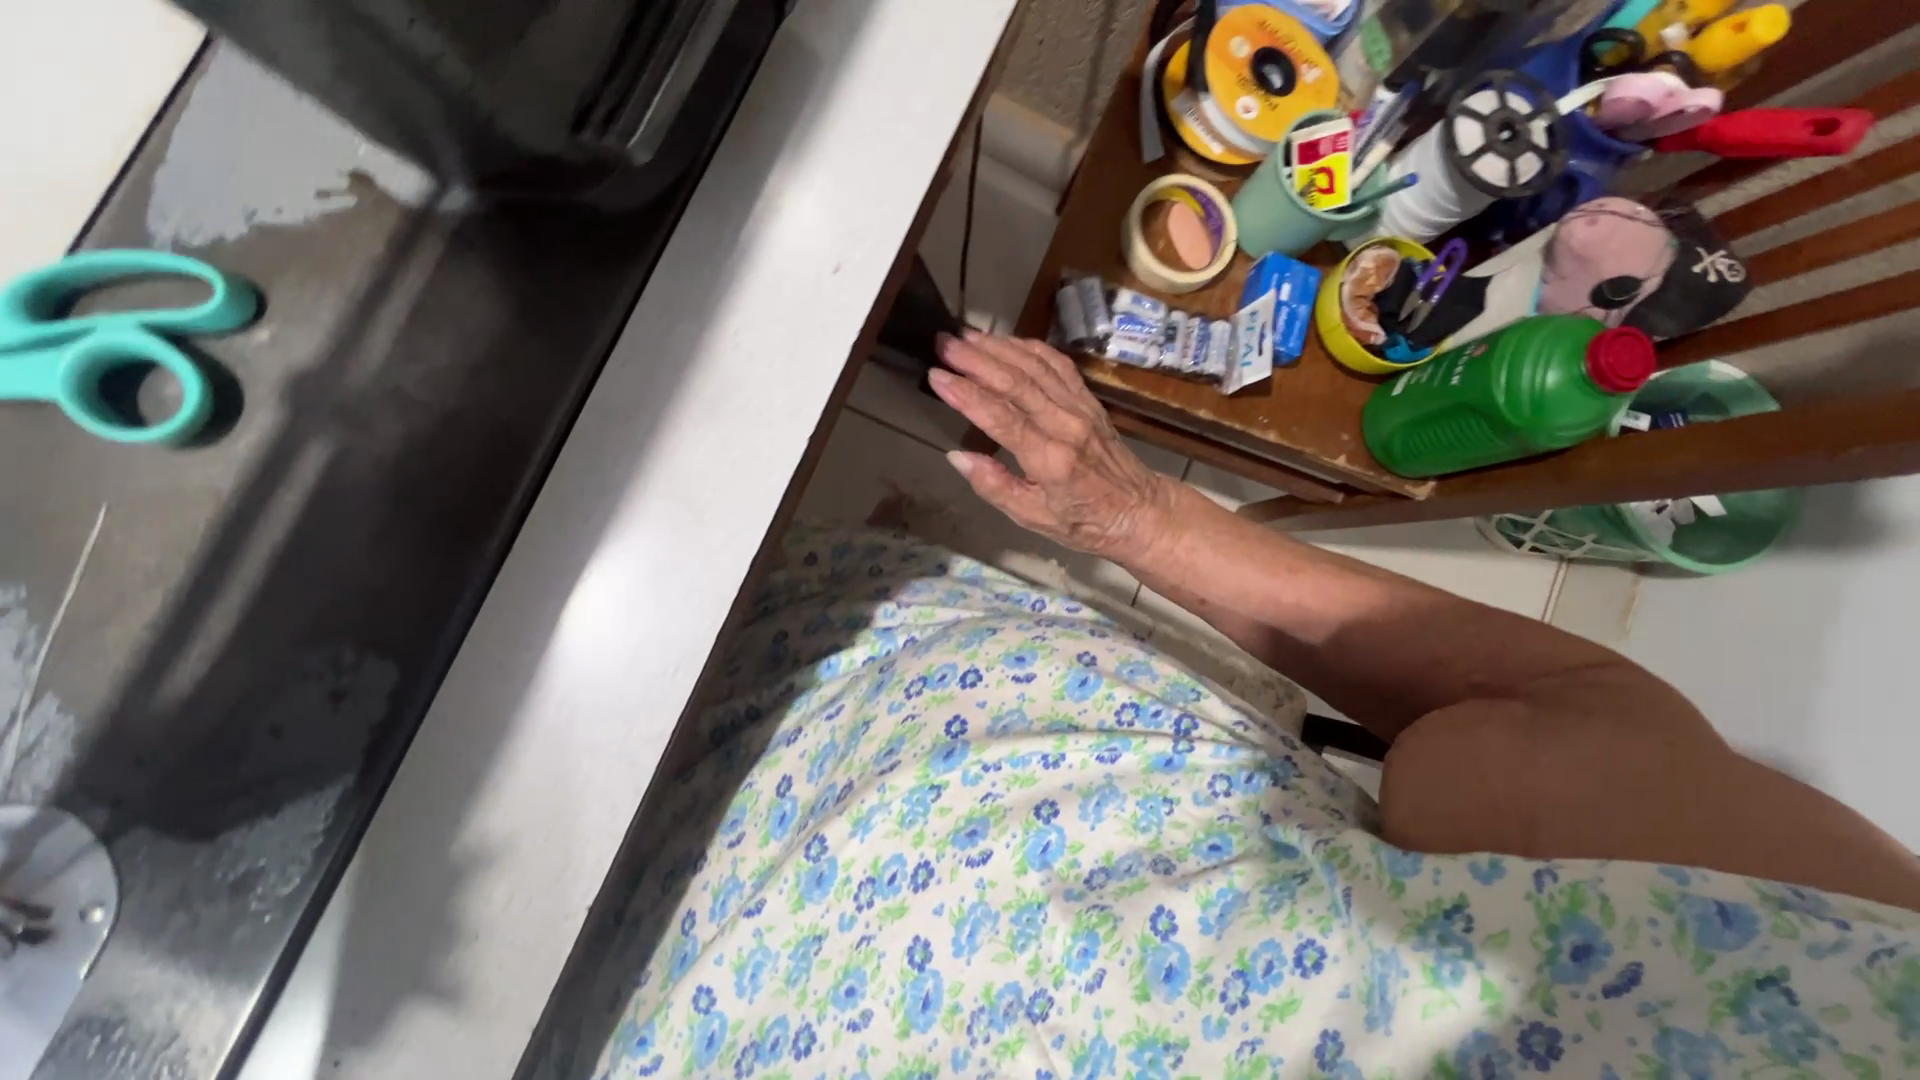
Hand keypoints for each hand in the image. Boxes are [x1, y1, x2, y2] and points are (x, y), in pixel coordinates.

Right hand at [927, 331, 1178, 563]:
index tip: (937, 375)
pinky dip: (1029, 348)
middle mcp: (1067, 426)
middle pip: (1017, 382)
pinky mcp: (1089, 400)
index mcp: (1051, 460)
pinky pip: (1057, 365)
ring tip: (964, 335)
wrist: (1139, 511)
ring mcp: (1081, 408)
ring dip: (998, 347)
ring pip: (1036, 367)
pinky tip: (1005, 341)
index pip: (1002, 419)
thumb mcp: (1032, 518)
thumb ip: (993, 486)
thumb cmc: (1082, 522)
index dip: (967, 395)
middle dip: (976, 359)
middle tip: (942, 343)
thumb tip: (957, 457)